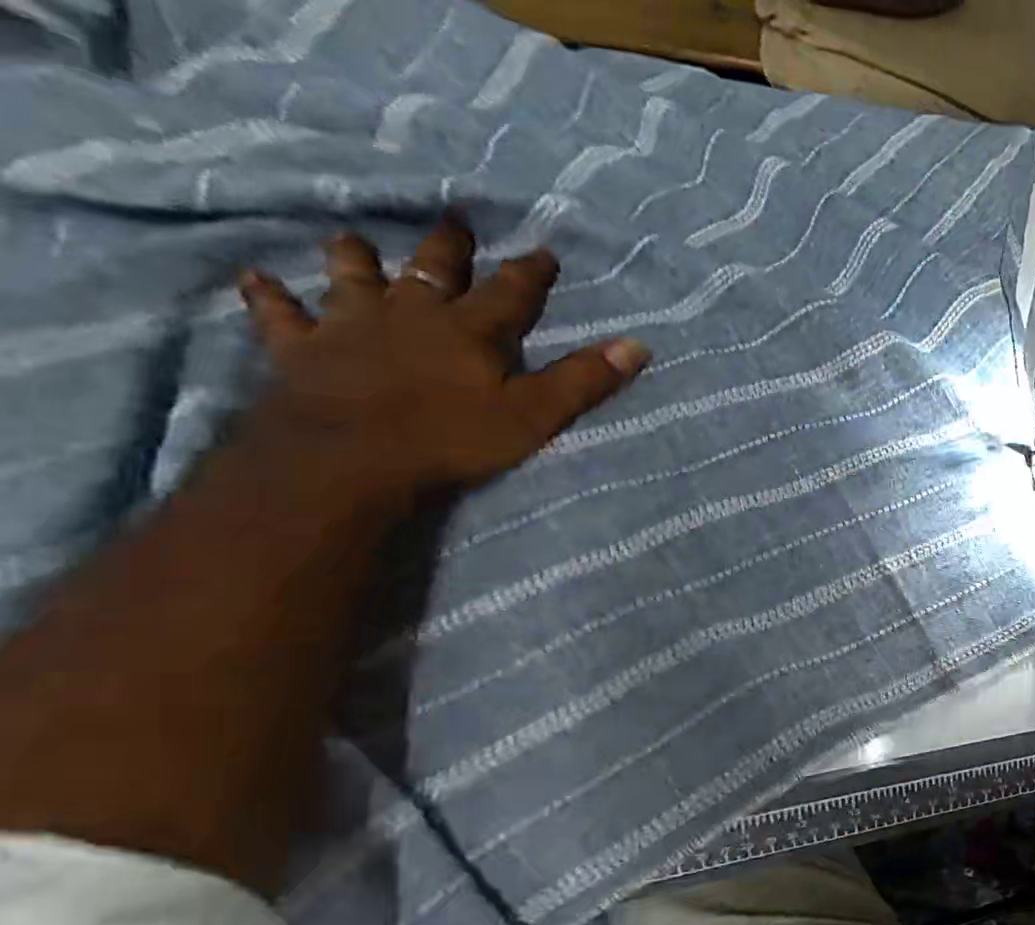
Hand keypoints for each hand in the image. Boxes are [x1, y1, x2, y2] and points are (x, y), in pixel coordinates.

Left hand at [236, 215, 649, 502]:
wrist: (347, 459)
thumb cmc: (450, 437)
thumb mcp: (534, 415)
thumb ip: (584, 380)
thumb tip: (638, 345)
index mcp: (469, 331)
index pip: (510, 292)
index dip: (529, 271)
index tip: (543, 248)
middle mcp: (411, 315)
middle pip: (431, 270)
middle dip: (447, 246)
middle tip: (452, 219)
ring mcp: (350, 328)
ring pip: (353, 279)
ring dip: (356, 258)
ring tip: (352, 236)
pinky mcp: (301, 352)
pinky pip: (282, 318)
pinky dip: (272, 299)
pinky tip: (259, 280)